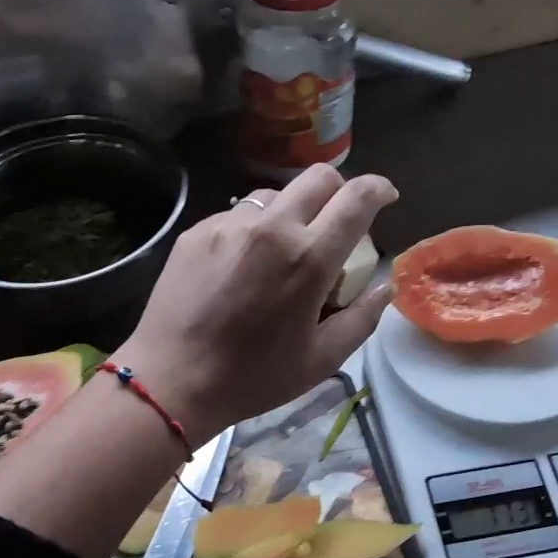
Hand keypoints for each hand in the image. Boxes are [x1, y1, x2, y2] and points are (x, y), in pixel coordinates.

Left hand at [113, 165, 397, 436]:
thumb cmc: (253, 378)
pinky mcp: (197, 232)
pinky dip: (254, 228)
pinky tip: (244, 264)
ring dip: (294, 210)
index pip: (356, 199)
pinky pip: (238, 214)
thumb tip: (384, 286)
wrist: (171, 380)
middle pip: (318, 177)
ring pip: (275, 193)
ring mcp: (229, 225)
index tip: (386, 197)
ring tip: (286, 248)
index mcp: (309, 258)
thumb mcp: (321, 360)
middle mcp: (271, 228)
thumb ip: (362, 319)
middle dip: (339, 189)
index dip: (379, 190)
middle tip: (338, 222)